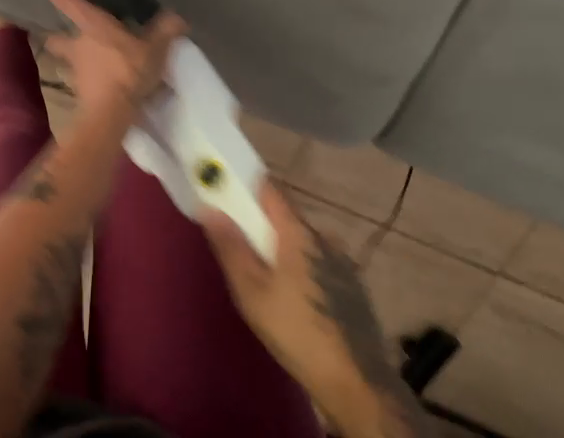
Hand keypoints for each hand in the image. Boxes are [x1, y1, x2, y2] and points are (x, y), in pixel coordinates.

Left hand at [27, 0, 186, 111]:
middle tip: (68, 37)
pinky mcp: (79, 91)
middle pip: (57, 38)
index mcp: (91, 24)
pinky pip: (82, 81)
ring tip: (92, 63)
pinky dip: (90, 81)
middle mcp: (77, 43)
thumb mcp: (155, 49)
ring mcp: (75, 68)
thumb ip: (166, 30)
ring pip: (68, 61)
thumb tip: (178, 17)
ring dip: (75, 61)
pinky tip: (104, 84)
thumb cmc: (128, 71)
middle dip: (58, 38)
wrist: (111, 114)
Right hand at [201, 182, 404, 420]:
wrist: (354, 379)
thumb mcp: (251, 291)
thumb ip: (231, 246)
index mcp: (298, 232)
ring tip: (266, 275)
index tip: (225, 186)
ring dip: (285, 248)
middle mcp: (324, 237)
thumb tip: (209, 207)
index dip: (246, 184)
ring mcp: (343, 261)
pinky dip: (303, 267)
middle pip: (287, 217)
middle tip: (240, 242)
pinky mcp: (353, 284)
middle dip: (263, 223)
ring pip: (305, 242)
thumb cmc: (294, 330)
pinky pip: (320, 262)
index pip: (270, 190)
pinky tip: (295, 296)